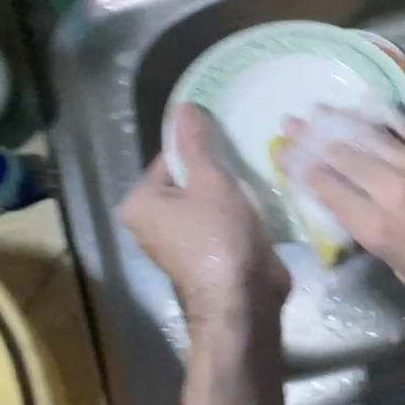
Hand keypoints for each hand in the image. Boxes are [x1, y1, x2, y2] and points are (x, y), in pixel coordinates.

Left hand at [122, 103, 288, 327]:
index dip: (203, 148)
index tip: (233, 143)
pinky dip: (241, 213)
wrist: (243, 298)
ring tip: (261, 179)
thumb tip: (184, 105)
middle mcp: (153, 224)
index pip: (170, 158)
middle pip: (190, 179)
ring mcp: (182, 243)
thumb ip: (197, 143)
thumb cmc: (219, 237)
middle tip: (250, 159)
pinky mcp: (209, 255)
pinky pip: (223, 221)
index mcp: (140, 204)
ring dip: (235, 191)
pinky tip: (264, 204)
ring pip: (210, 201)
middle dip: (221, 170)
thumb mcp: (210, 181)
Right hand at [286, 107, 404, 327]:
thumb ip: (379, 239)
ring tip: (318, 109)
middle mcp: (394, 189)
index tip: (282, 153)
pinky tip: (369, 107)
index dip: (299, 168)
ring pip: (372, 135)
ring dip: (341, 121)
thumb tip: (365, 217)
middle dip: (311, 138)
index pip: (326, 187)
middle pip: (342, 155)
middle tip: (291, 122)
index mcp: (378, 227)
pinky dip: (386, 117)